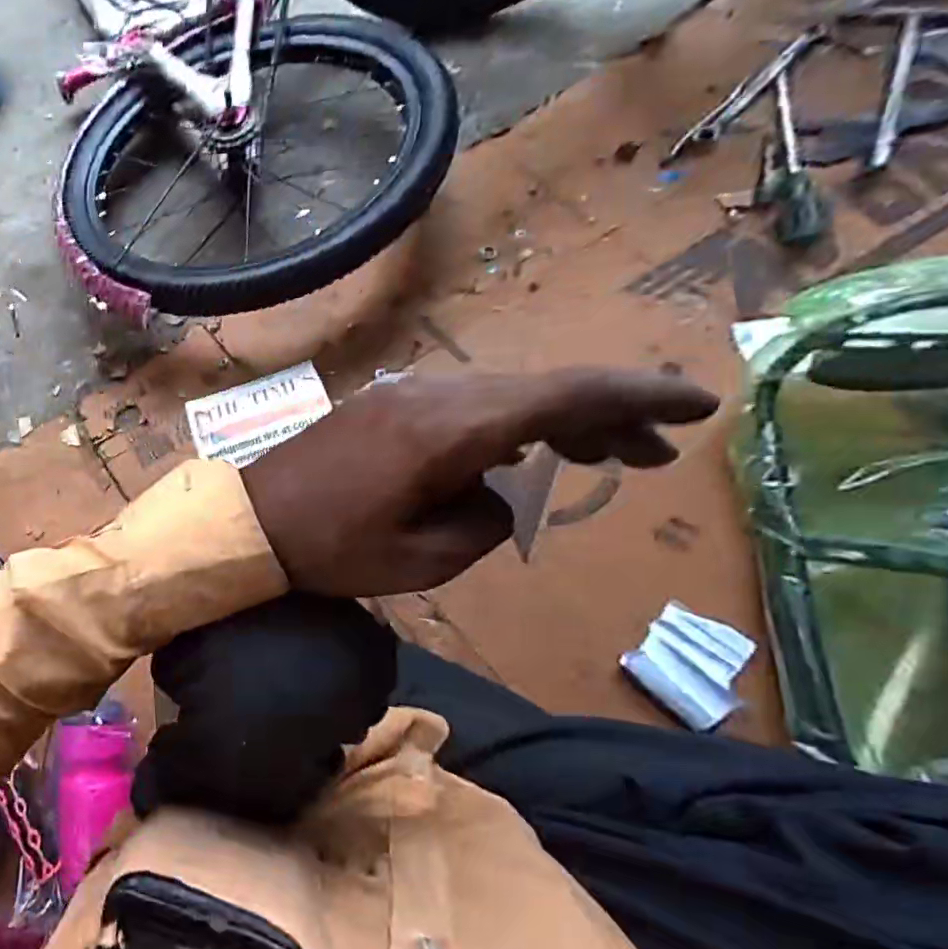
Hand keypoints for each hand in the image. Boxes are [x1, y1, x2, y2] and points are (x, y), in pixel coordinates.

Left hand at [239, 368, 719, 597]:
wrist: (249, 522)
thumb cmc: (331, 548)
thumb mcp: (425, 557)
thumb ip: (486, 519)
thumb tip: (499, 491)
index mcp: (446, 429)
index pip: (562, 395)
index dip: (638, 396)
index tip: (698, 404)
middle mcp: (426, 396)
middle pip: (535, 390)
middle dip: (603, 416)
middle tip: (649, 456)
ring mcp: (397, 396)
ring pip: (496, 395)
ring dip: (551, 419)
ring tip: (598, 456)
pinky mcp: (376, 406)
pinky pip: (456, 403)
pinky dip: (500, 422)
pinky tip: (516, 453)